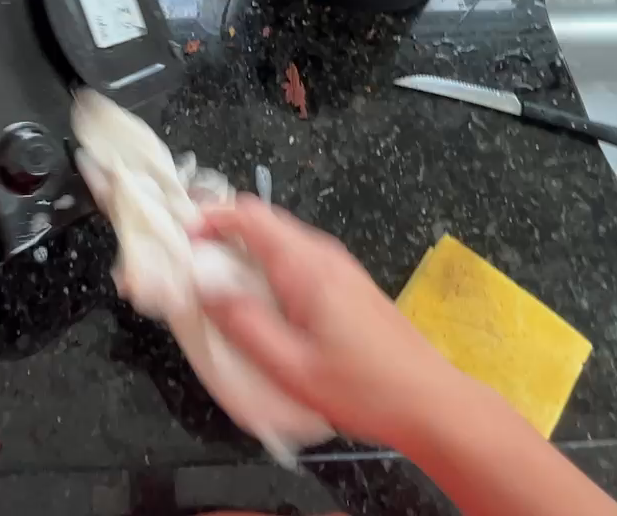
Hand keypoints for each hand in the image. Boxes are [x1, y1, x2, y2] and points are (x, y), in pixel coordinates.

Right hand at [194, 195, 464, 448]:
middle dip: (223, 236)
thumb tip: (205, 287)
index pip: (248, 214)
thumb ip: (243, 324)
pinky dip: (267, 265)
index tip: (185, 243)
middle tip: (196, 269)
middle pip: (262, 220)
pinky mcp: (346, 281)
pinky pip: (296, 256)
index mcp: (304, 264)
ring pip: (279, 238)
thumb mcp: (290, 367)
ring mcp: (337, 264)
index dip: (210, 218)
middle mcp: (321, 252)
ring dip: (245, 252)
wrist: (431, 401)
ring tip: (221, 288)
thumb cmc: (361, 387)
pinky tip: (262, 302)